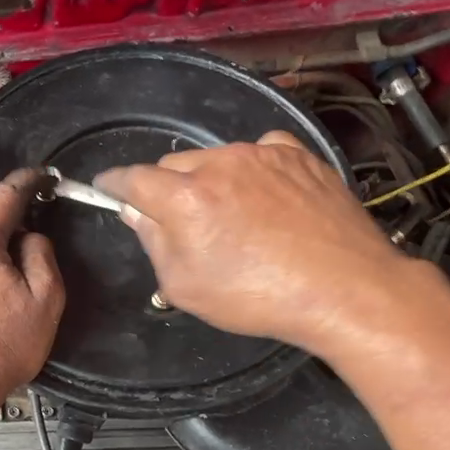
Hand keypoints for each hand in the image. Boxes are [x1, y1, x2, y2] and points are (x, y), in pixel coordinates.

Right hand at [94, 131, 413, 349]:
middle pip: (172, 165)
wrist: (343, 288)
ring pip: (215, 158)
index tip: (106, 188)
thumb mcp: (184, 285)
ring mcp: (263, 154)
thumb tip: (138, 212)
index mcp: (184, 198)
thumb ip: (153, 241)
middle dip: (165, 189)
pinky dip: (249, 171)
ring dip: (208, 181)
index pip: (131, 178)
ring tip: (227, 218)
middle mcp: (220, 164)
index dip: (113, 184)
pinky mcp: (299, 155)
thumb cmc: (256, 296)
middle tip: (176, 222)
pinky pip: (258, 153)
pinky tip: (262, 201)